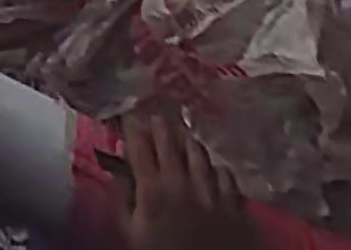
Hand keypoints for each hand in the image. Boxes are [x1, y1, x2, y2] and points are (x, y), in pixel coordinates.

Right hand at [121, 112, 255, 249]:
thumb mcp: (132, 236)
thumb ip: (121, 200)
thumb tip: (116, 170)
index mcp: (152, 190)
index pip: (138, 142)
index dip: (131, 124)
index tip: (127, 115)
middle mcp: (180, 182)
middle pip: (168, 137)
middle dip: (157, 123)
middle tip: (153, 117)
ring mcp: (211, 192)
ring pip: (197, 149)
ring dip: (185, 139)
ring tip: (180, 135)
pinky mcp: (234, 206)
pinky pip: (225, 173)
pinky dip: (214, 166)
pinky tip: (210, 169)